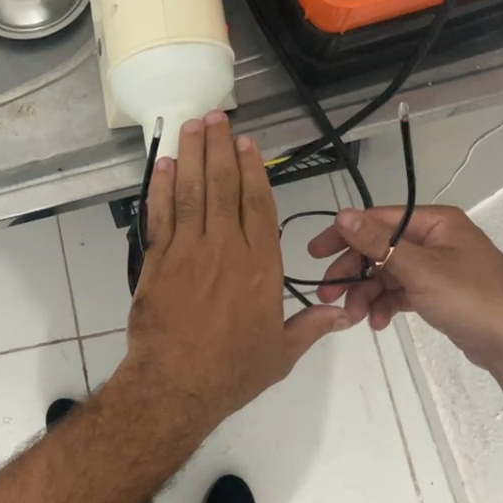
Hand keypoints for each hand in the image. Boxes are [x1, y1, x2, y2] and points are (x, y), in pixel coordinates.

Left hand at [119, 113, 350, 430]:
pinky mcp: (157, 262)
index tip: (247, 143)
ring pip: (191, 192)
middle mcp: (225, 249)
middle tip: (215, 116)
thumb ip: (311, 326)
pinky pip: (160, 215)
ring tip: (191, 125)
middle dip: (219, 148)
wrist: (176, 385)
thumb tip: (344, 315)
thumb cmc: (233, 371)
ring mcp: (187, 252)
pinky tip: (162, 165)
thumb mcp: (281, 352)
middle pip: (223, 187)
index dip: (253, 169)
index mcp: (261, 266)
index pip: (259, 204)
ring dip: (191, 155)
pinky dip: (160, 188)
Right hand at [306, 205, 502, 375]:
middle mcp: (434, 240)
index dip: (344, 235)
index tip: (315, 253)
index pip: (377, 220)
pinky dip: (386, 305)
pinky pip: (401, 292)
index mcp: (434, 223)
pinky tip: (378, 322)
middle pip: (379, 249)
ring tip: (354, 316)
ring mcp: (436, 268)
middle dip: (353, 272)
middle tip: (329, 294)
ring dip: (367, 293)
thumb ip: (377, 242)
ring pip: (387, 274)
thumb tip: (343, 214)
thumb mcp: (419, 269)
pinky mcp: (438, 293)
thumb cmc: (472, 298)